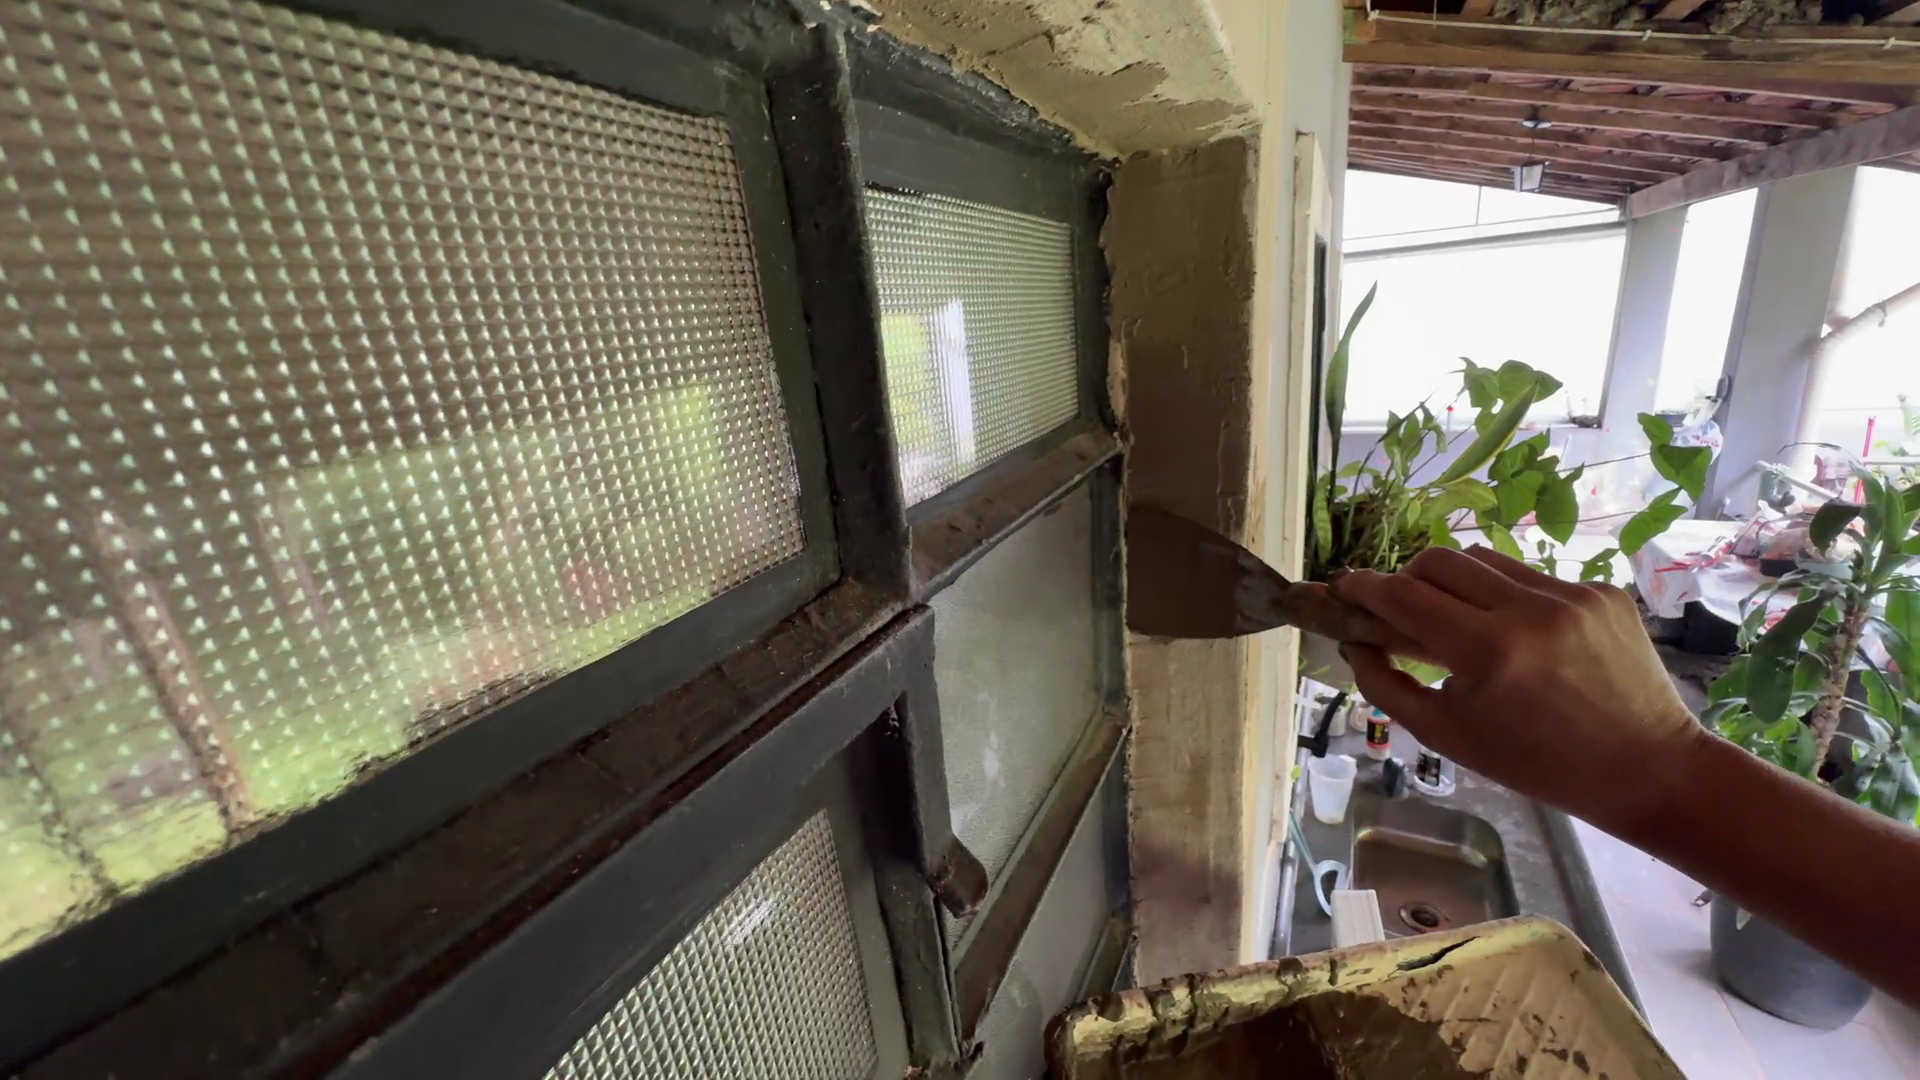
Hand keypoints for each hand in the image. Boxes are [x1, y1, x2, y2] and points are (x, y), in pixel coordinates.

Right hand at [1332, 546, 1704, 832]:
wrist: (1652, 771)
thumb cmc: (1534, 763)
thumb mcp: (1443, 734)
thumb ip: (1383, 685)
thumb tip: (1353, 644)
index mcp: (1487, 651)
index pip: (1402, 595)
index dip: (1363, 587)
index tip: (1342, 588)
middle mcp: (1529, 610)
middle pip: (1438, 560)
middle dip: (1405, 577)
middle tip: (1398, 607)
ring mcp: (1572, 595)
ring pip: (1481, 558)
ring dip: (1451, 581)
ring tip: (1455, 616)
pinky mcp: (1602, 592)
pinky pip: (1526, 573)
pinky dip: (1500, 593)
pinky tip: (1512, 630)